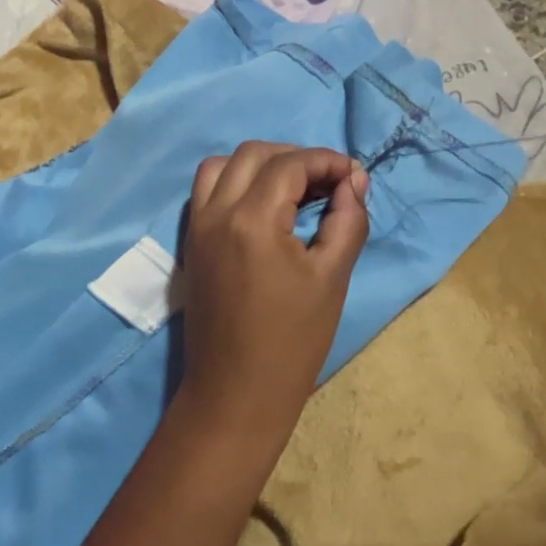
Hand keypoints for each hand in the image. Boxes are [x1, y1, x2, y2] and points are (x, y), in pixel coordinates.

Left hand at [178, 141, 370, 439]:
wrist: (235, 391)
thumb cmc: (292, 341)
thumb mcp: (332, 278)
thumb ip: (347, 221)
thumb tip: (354, 181)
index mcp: (252, 219)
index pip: (290, 165)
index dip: (327, 161)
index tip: (355, 175)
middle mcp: (217, 212)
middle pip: (253, 154)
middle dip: (295, 157)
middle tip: (329, 181)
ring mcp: (197, 226)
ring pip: (222, 165)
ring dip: (259, 164)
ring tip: (294, 187)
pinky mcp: (191, 242)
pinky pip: (206, 190)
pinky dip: (234, 181)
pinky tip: (263, 205)